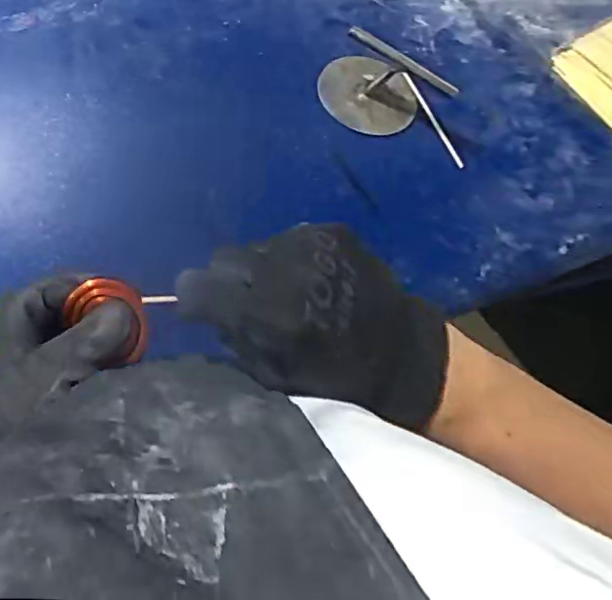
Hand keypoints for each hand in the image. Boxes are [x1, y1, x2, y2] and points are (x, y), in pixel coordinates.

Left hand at [0, 274, 136, 507]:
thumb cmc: (16, 409)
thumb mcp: (53, 369)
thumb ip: (89, 337)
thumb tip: (124, 307)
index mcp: (20, 305)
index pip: (71, 284)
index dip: (104, 296)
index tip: (137, 318)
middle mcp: (28, 318)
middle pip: (80, 308)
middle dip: (107, 326)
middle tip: (132, 350)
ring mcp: (38, 345)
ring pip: (85, 333)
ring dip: (106, 349)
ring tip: (123, 368)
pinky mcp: (48, 371)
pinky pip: (83, 356)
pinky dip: (100, 365)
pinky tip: (113, 381)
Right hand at [175, 223, 447, 430]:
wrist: (416, 360)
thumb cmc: (339, 379)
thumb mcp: (275, 374)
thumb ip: (234, 338)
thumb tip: (202, 312)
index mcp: (269, 314)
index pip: (200, 286)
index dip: (194, 298)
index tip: (196, 308)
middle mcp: (284, 271)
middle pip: (224, 260)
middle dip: (226, 280)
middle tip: (240, 299)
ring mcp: (309, 246)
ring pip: (254, 247)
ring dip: (258, 267)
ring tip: (278, 288)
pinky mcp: (330, 232)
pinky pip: (286, 239)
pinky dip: (288, 257)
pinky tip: (305, 276)